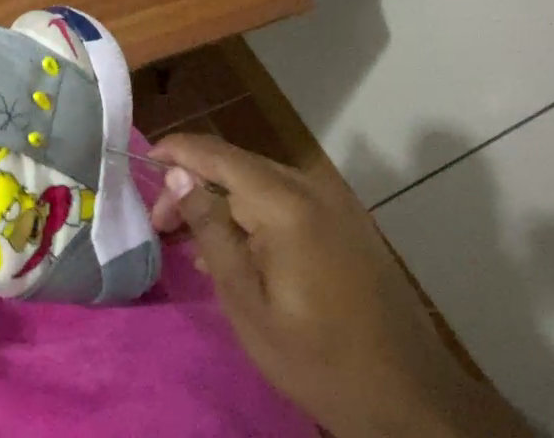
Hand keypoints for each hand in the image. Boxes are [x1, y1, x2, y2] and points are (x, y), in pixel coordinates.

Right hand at [150, 134, 533, 437]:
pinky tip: (234, 252)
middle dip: (193, 185)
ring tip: (189, 242)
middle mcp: (313, 190)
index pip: (216, 154)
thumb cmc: (315, 357)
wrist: (412, 401)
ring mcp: (336, 206)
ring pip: (261, 184)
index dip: (175, 152)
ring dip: (222, 202)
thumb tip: (178, 176)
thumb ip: (210, 231)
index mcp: (286, 204)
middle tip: (162, 225)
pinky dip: (253, 216)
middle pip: (237, 166)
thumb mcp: (245, 301)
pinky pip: (288, 203)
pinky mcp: (348, 226)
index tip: (141, 167)